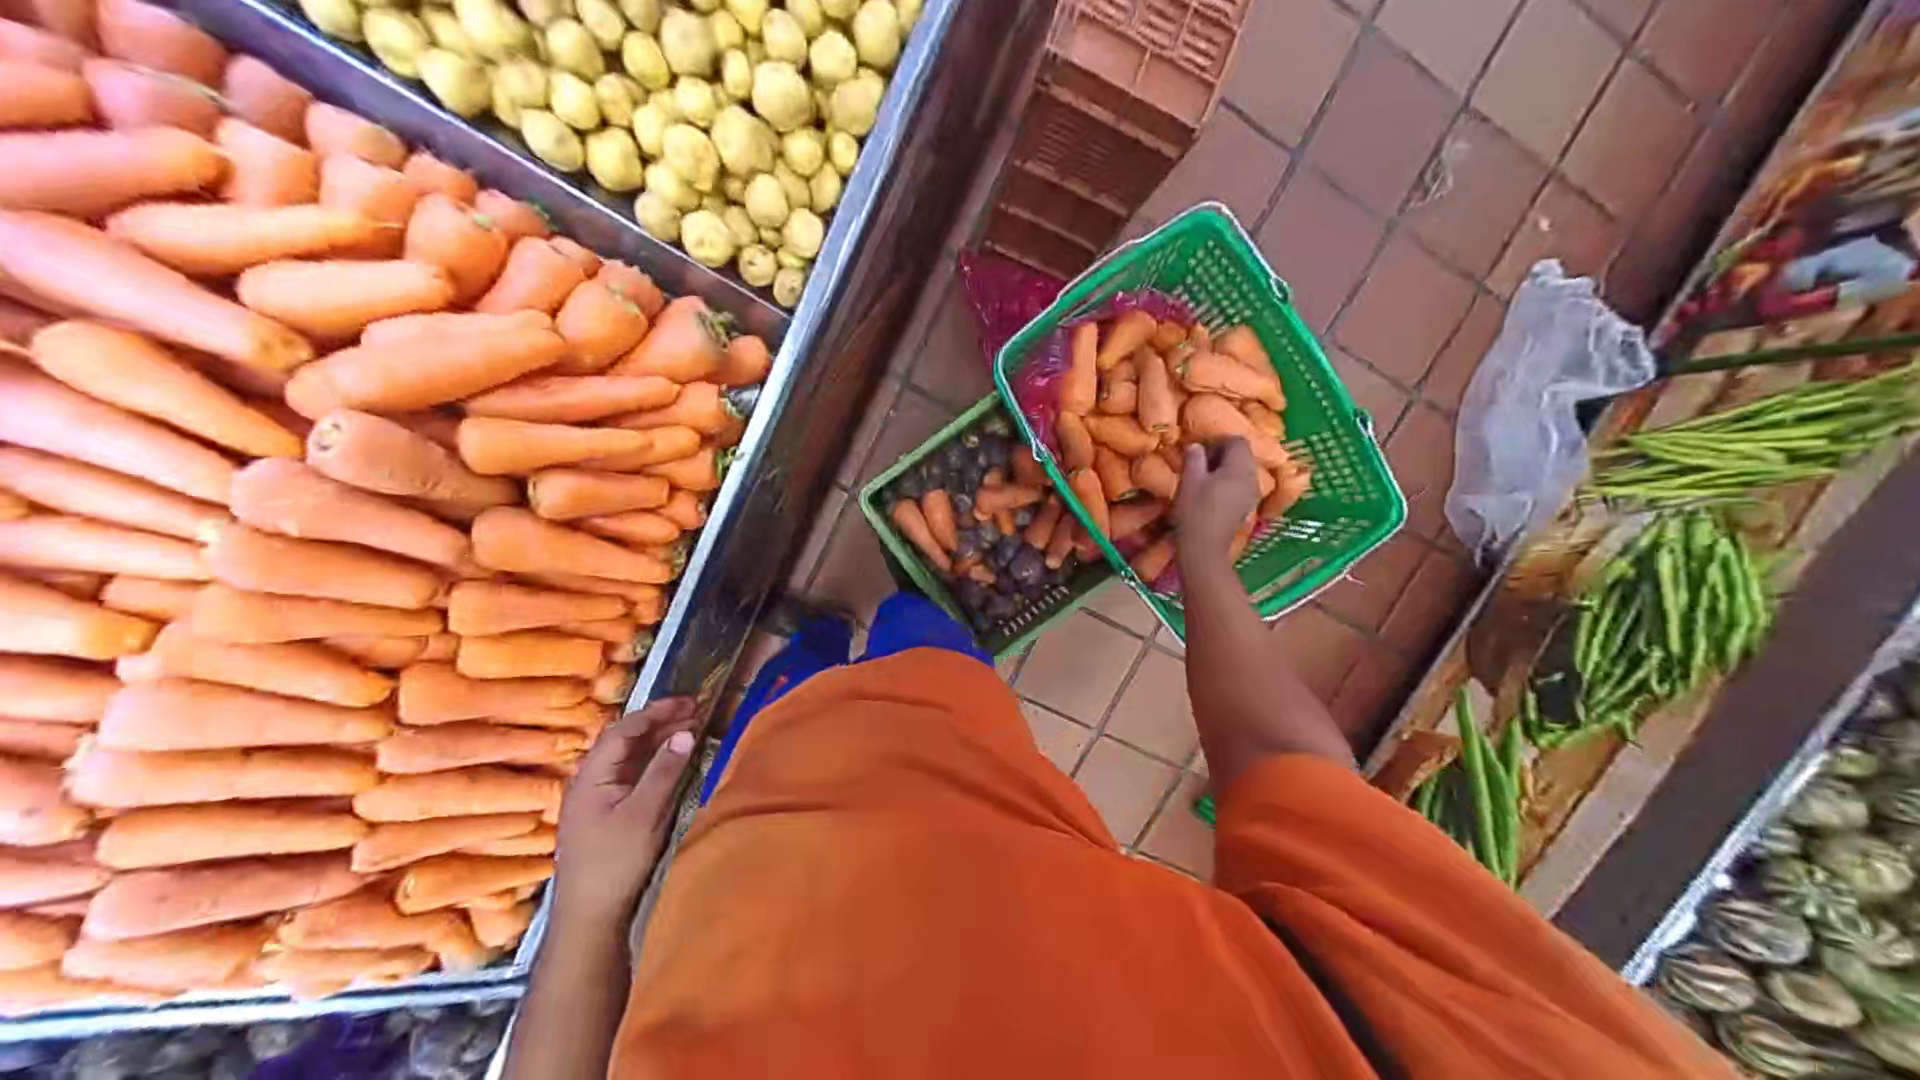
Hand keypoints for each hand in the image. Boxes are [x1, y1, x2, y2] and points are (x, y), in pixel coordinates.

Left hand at [553, 696, 698, 922]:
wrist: (588, 917)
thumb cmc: (614, 863)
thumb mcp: (645, 814)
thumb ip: (665, 770)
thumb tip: (685, 732)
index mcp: (591, 776)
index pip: (624, 730)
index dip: (656, 712)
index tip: (688, 701)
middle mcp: (590, 780)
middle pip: (626, 740)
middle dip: (661, 722)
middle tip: (696, 710)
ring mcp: (598, 797)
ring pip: (630, 756)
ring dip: (660, 740)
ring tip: (692, 728)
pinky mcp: (607, 812)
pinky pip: (633, 773)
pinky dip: (656, 760)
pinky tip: (675, 759)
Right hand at [1173, 438, 1259, 564]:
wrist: (1203, 548)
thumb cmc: (1194, 512)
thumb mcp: (1190, 480)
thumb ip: (1195, 458)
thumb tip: (1196, 446)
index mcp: (1240, 468)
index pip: (1237, 441)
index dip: (1218, 441)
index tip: (1199, 450)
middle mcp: (1252, 479)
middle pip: (1242, 455)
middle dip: (1222, 454)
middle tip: (1198, 463)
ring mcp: (1251, 495)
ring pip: (1242, 471)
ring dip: (1224, 469)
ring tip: (1203, 478)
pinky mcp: (1246, 508)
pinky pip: (1241, 486)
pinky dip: (1228, 483)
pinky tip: (1211, 494)